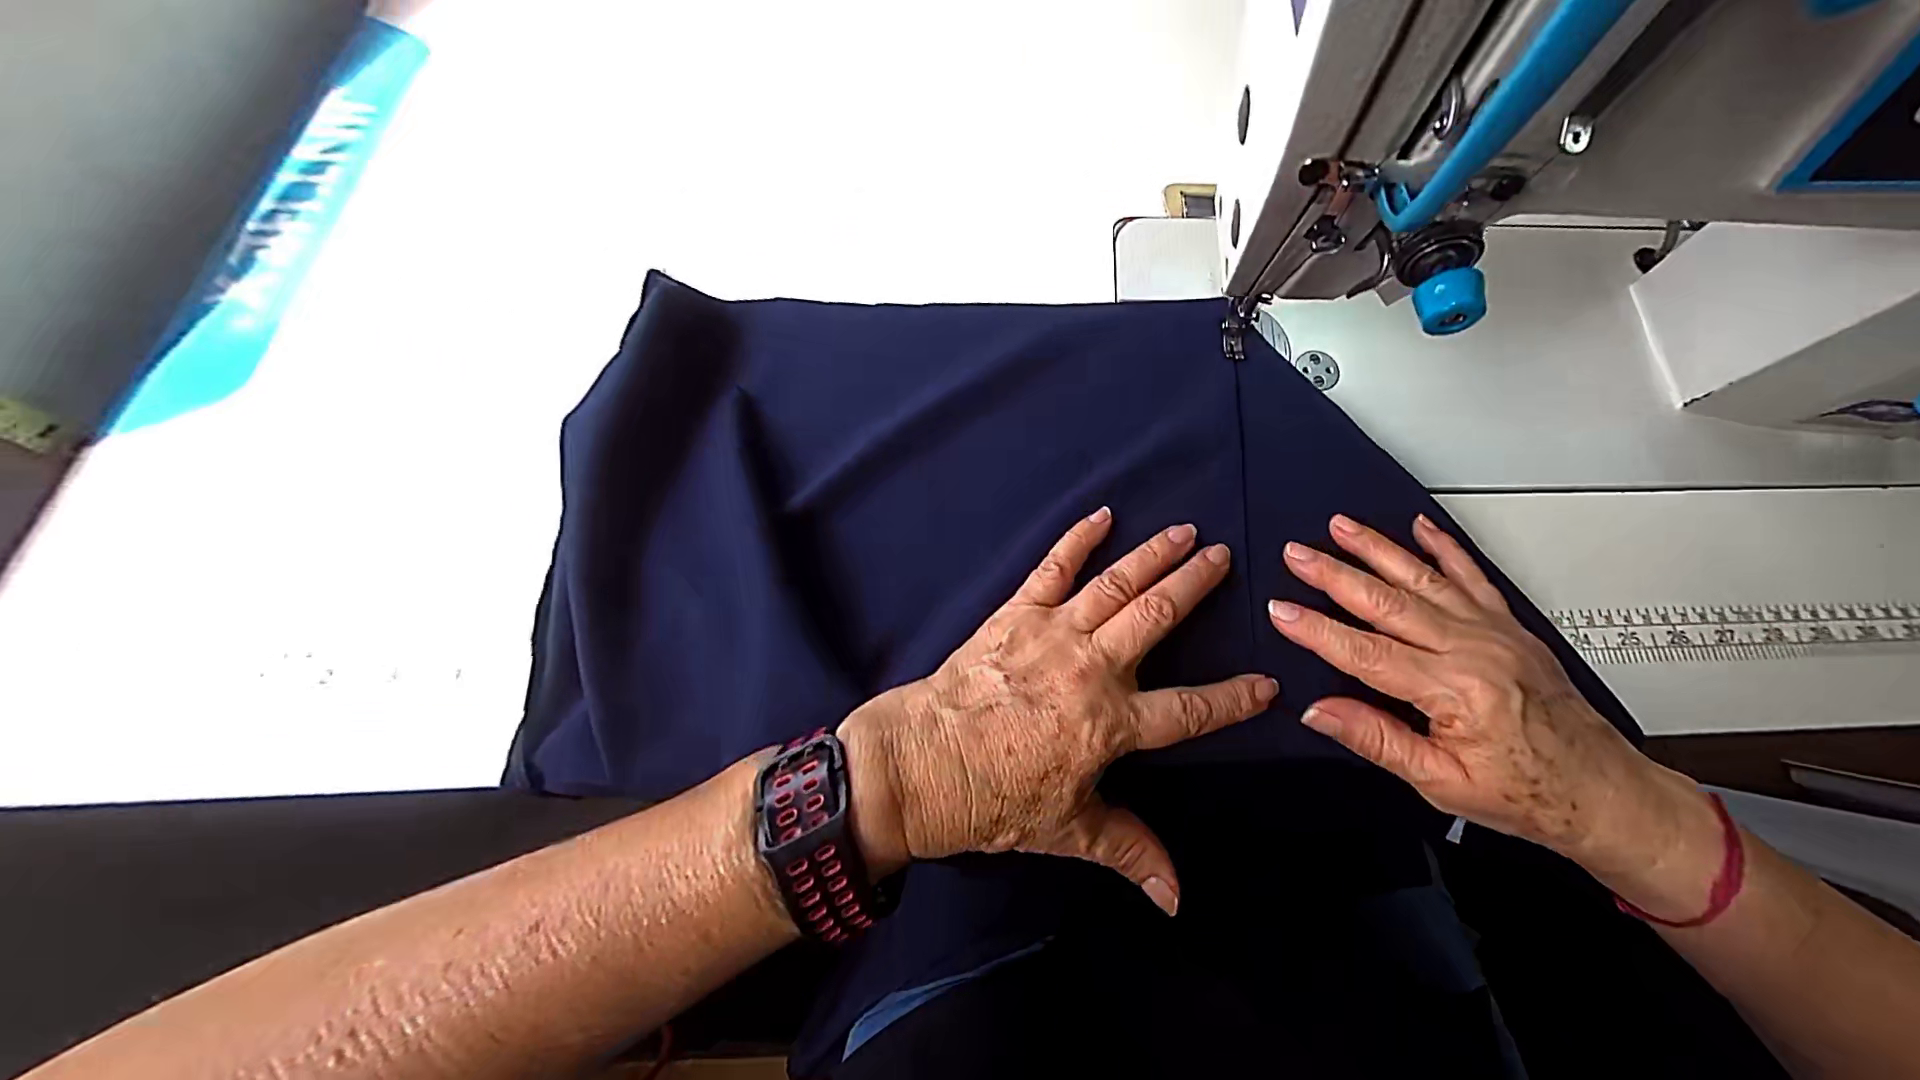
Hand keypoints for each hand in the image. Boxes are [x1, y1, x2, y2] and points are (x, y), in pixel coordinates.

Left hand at [837, 508, 1277, 915]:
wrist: (918, 763)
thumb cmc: (991, 799)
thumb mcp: (1066, 830)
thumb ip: (1129, 851)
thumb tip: (1178, 899)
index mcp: (1110, 725)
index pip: (1190, 711)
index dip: (1233, 699)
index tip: (1268, 684)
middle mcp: (1090, 669)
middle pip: (1158, 619)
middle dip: (1197, 585)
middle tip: (1225, 557)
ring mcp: (1052, 635)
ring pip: (1116, 586)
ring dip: (1154, 555)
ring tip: (1185, 532)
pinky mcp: (1014, 615)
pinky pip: (1052, 569)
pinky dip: (1077, 540)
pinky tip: (1101, 515)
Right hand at [1265, 514, 1716, 910]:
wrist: (1608, 794)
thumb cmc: (1529, 794)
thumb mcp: (1440, 782)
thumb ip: (1375, 739)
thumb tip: (1318, 712)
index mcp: (1457, 692)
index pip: (1366, 653)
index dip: (1316, 630)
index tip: (1281, 610)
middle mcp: (1476, 652)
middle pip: (1387, 602)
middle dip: (1334, 573)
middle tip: (1296, 554)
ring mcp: (1494, 633)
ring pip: (1422, 579)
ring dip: (1376, 548)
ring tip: (1340, 527)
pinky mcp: (1509, 628)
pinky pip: (1472, 577)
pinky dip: (1444, 548)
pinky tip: (1420, 527)